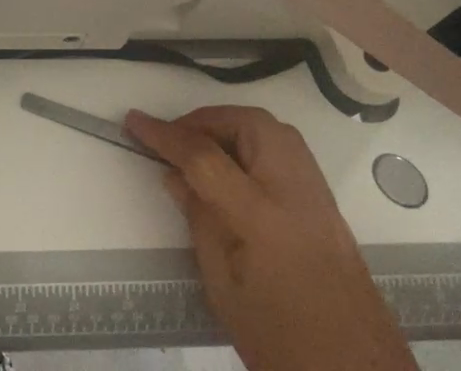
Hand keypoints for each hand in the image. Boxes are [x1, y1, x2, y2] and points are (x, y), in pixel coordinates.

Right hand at [125, 106, 415, 370]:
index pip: (204, 157)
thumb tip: (176, 176)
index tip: (132, 122)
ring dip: (232, 128)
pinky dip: (254, 144)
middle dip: (205, 120)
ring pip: (274, 131)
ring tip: (200, 150)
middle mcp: (297, 194)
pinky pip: (288, 152)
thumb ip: (199, 221)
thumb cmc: (280, 340)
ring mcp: (319, 198)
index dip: (163, 135)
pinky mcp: (328, 208)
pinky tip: (234, 170)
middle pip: (250, 124)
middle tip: (174, 140)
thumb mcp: (223, 287)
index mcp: (263, 218)